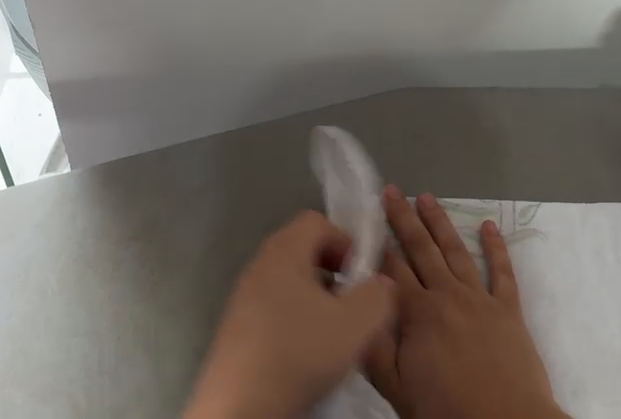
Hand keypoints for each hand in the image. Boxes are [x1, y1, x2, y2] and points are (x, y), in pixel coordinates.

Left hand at [184, 210, 395, 418]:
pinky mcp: (237, 326)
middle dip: (334, 271)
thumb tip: (383, 282)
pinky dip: (296, 318)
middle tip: (352, 303)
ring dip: (317, 298)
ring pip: (290, 281)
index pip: (317, 221)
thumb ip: (378, 296)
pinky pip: (275, 306)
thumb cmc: (299, 353)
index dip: (345, 241)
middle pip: (303, 249)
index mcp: (283, 251)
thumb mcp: (354, 325)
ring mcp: (244, 295)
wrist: (240, 407)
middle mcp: (260, 264)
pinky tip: (307, 351)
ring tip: (334, 332)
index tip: (361, 275)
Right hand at [366, 187, 564, 418]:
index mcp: (417, 312)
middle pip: (421, 249)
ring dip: (440, 222)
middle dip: (403, 218)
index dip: (377, 243)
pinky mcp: (509, 309)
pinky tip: (489, 225)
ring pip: (455, 251)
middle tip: (391, 190)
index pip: (391, 269)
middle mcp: (446, 294)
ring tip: (427, 197)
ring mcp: (480, 298)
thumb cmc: (446, 411)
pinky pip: (502, 271)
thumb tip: (357, 308)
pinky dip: (496, 246)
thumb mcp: (397, 389)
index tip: (366, 218)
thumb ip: (375, 348)